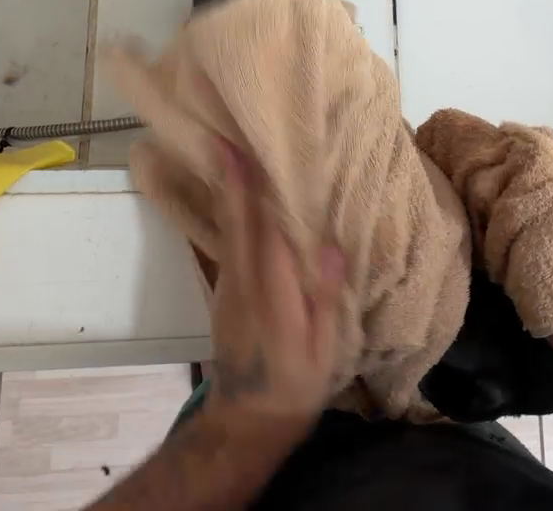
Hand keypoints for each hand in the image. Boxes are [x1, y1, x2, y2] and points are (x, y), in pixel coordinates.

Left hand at [205, 137, 346, 438]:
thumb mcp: (324, 350)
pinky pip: (227, 237)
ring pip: (226, 225)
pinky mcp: (224, 288)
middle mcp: (241, 280)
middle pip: (234, 218)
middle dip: (228, 175)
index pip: (259, 229)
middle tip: (219, 133)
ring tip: (229, 149)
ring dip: (227, 186)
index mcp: (270, 291)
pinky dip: (230, 208)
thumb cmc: (295, 383)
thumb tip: (332, 246)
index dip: (248, 190)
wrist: (246, 419)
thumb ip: (326, 298)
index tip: (238, 150)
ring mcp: (227, 283)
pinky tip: (237, 191)